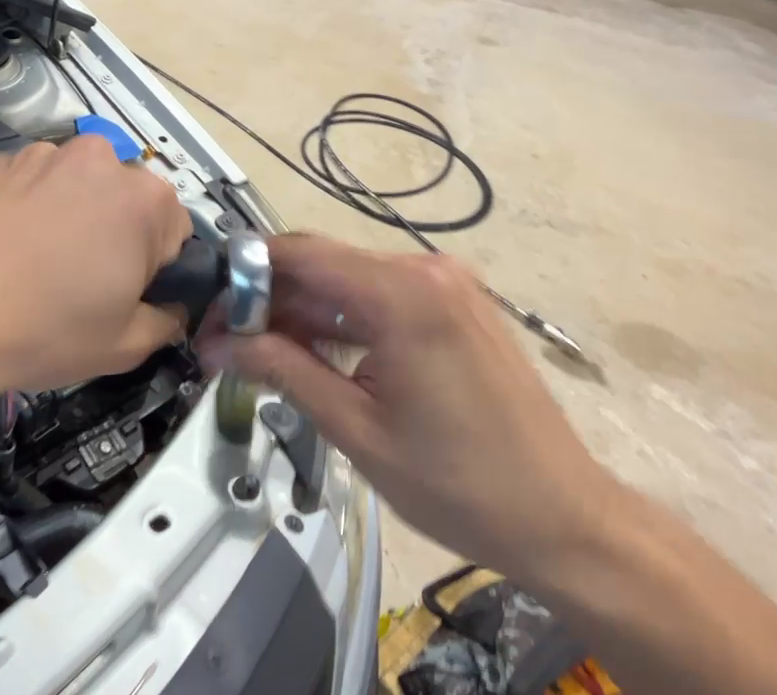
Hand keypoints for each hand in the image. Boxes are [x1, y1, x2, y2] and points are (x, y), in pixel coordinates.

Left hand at [0, 137, 192, 407]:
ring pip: (74, 186)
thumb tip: (169, 308)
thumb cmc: (39, 333)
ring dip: (68, 215)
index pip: (175, 229)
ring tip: (35, 266)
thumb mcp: (125, 346)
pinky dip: (25, 208)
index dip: (152, 266)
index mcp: (143, 200)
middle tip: (80, 281)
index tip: (123, 291)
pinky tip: (3, 248)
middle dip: (112, 232)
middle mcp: (96, 160)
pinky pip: (28, 183)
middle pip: (124, 197)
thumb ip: (167, 320)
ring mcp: (38, 155)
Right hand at [196, 234, 620, 573]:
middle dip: (264, 302)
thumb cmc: (460, 483)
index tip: (208, 321)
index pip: (295, 254)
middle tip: (223, 349)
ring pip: (342, 283)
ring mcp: (446, 288)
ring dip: (296, 316)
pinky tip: (310, 360)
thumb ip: (280, 369)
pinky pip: (374, 299)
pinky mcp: (454, 309)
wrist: (568, 523)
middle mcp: (426, 272)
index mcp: (403, 294)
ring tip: (259, 361)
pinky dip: (335, 323)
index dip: (241, 280)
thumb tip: (214, 345)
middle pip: (317, 265)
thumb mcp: (353, 427)